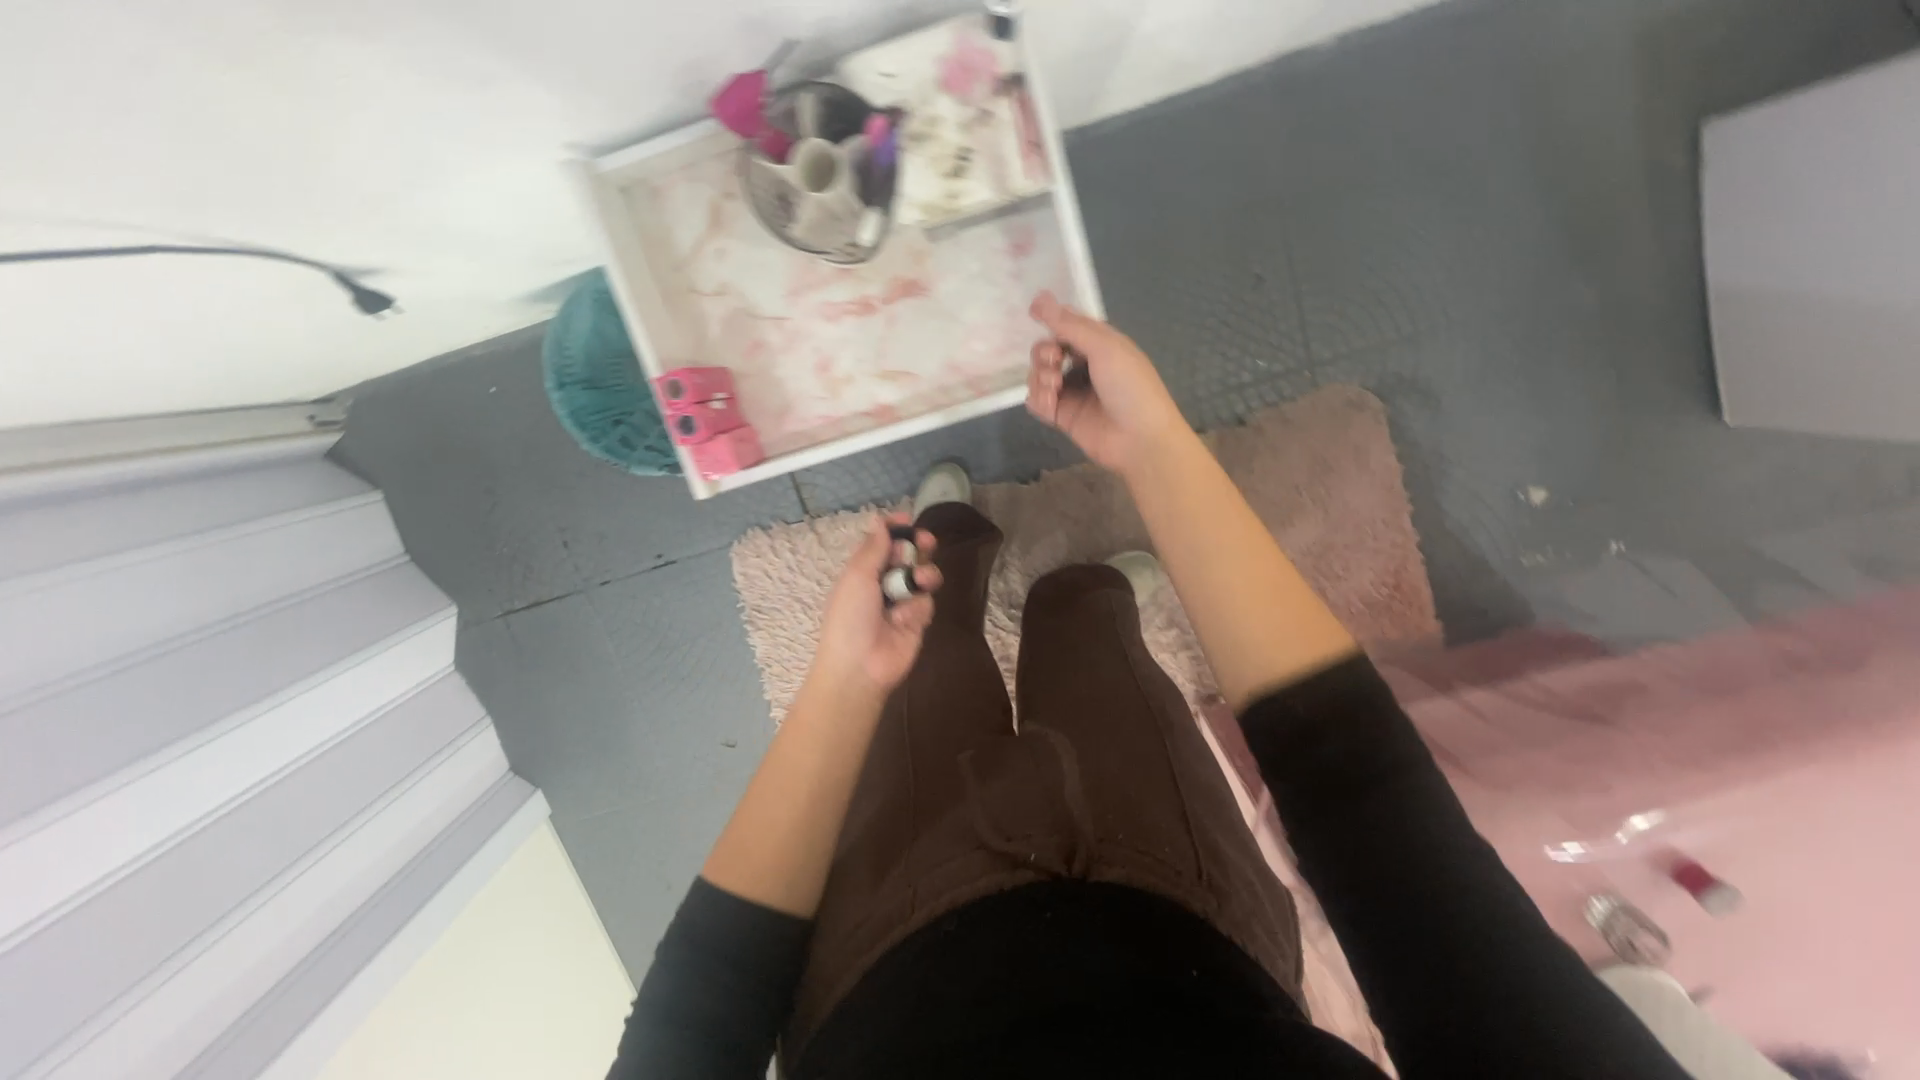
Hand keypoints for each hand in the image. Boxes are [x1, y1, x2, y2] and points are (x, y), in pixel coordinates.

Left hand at [810, 513, 942, 701]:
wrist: (860, 666)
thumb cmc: (850, 617)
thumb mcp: (857, 577)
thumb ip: (873, 548)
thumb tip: (879, 519)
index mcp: (862, 571)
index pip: (881, 542)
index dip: (895, 530)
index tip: (908, 521)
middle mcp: (883, 583)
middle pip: (908, 556)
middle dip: (918, 547)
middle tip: (926, 542)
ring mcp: (901, 602)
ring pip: (922, 577)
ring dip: (922, 576)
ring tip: (918, 582)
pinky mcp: (917, 621)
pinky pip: (925, 603)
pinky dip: (916, 609)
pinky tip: (903, 621)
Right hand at [1025, 291, 1188, 474]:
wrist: (1140, 438)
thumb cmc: (1130, 387)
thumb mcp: (1104, 348)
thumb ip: (1070, 325)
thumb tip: (1040, 298)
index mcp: (1100, 345)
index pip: (1068, 326)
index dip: (1052, 320)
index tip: (1033, 314)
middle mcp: (1085, 366)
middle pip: (1048, 350)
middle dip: (1044, 352)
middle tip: (1055, 361)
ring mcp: (1073, 393)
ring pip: (1039, 376)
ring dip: (1040, 376)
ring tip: (1055, 387)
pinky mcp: (1063, 417)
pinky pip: (1038, 402)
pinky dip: (1038, 399)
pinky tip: (1050, 403)